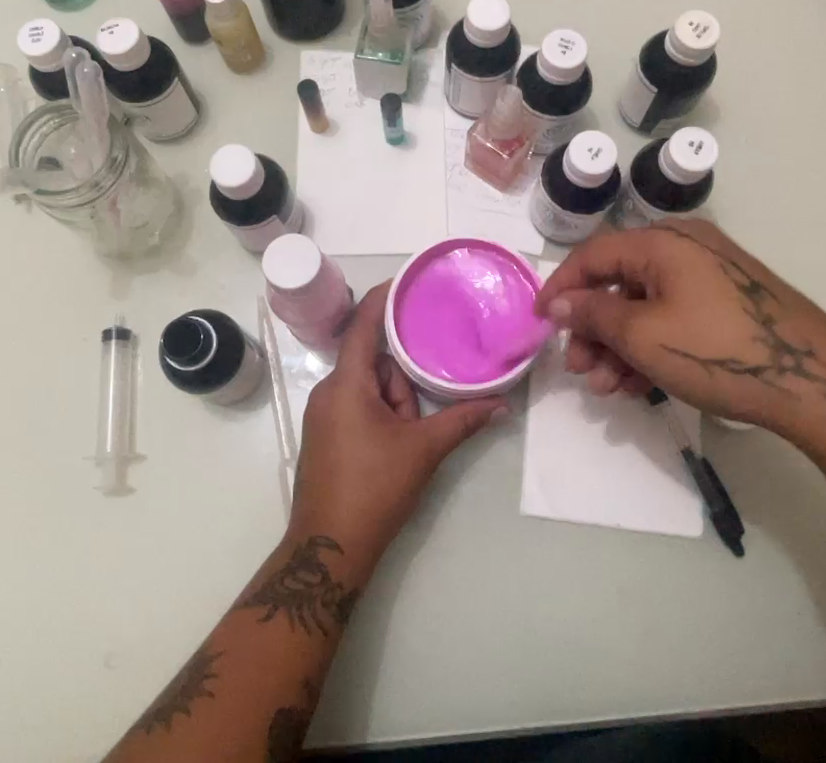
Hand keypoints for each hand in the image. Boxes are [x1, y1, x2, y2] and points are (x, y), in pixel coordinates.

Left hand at [290, 282, 508, 558]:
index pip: (363, 325)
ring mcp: (323, 416)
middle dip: (404, 378)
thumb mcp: (423, 450)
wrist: (330, 546)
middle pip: (372, 362)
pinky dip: (383, 413)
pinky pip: (358, 407)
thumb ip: (462, 421)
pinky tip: (403, 436)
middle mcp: (328, 392)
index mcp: (346, 384)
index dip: (383, 299)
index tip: (406, 279)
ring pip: (368, 389)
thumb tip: (502, 404)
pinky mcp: (326, 437)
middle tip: (429, 399)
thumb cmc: (374, 488)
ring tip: (414, 434)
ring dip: (396, 402)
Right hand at [535, 220, 825, 431]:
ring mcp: (711, 276)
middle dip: (592, 330)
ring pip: (645, 306)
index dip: (560, 287)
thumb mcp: (644, 336)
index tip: (539, 322)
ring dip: (618, 346)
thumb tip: (559, 304)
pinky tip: (639, 386)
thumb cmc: (719, 350)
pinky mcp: (729, 304)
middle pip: (618, 284)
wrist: (816, 381)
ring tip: (608, 388)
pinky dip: (650, 346)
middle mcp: (686, 249)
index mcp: (663, 243)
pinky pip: (673, 316)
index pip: (592, 255)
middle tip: (580, 369)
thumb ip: (593, 316)